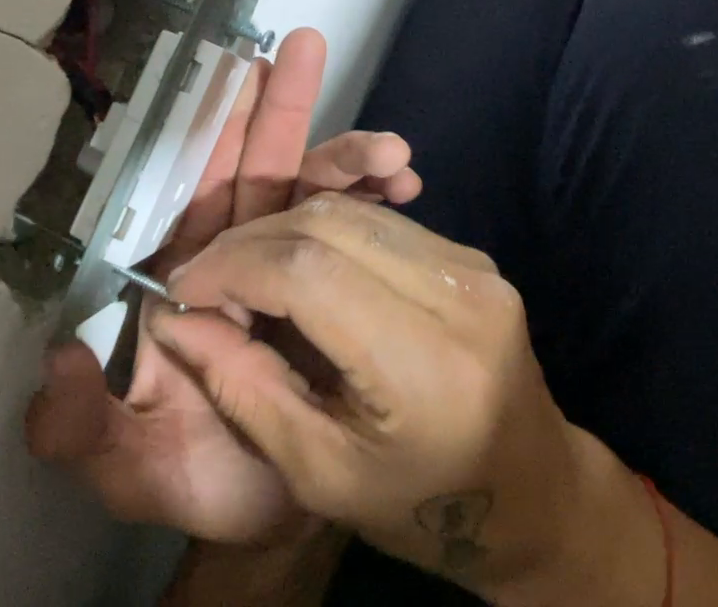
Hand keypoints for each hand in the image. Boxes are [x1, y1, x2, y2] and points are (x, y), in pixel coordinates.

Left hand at [24, 29, 421, 543]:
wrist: (276, 513)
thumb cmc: (194, 478)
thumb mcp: (125, 463)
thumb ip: (79, 424)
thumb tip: (58, 357)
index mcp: (183, 277)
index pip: (192, 189)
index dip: (208, 130)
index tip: (232, 72)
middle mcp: (237, 259)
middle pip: (259, 171)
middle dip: (280, 110)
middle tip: (304, 46)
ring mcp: (293, 272)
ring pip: (316, 196)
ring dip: (348, 163)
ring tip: (393, 154)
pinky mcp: (339, 289)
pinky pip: (359, 235)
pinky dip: (381, 207)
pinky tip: (409, 193)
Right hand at [146, 194, 586, 592]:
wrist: (534, 491)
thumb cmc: (423, 506)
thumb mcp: (321, 473)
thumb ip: (247, 391)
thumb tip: (182, 320)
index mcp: (425, 363)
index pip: (310, 272)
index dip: (234, 267)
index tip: (184, 290)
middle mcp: (458, 294)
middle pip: (330, 225)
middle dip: (251, 242)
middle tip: (206, 279)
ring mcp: (474, 267)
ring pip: (354, 212)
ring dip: (284, 229)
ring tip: (243, 271)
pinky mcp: (473, 257)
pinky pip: (381, 223)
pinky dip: (324, 233)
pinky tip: (296, 267)